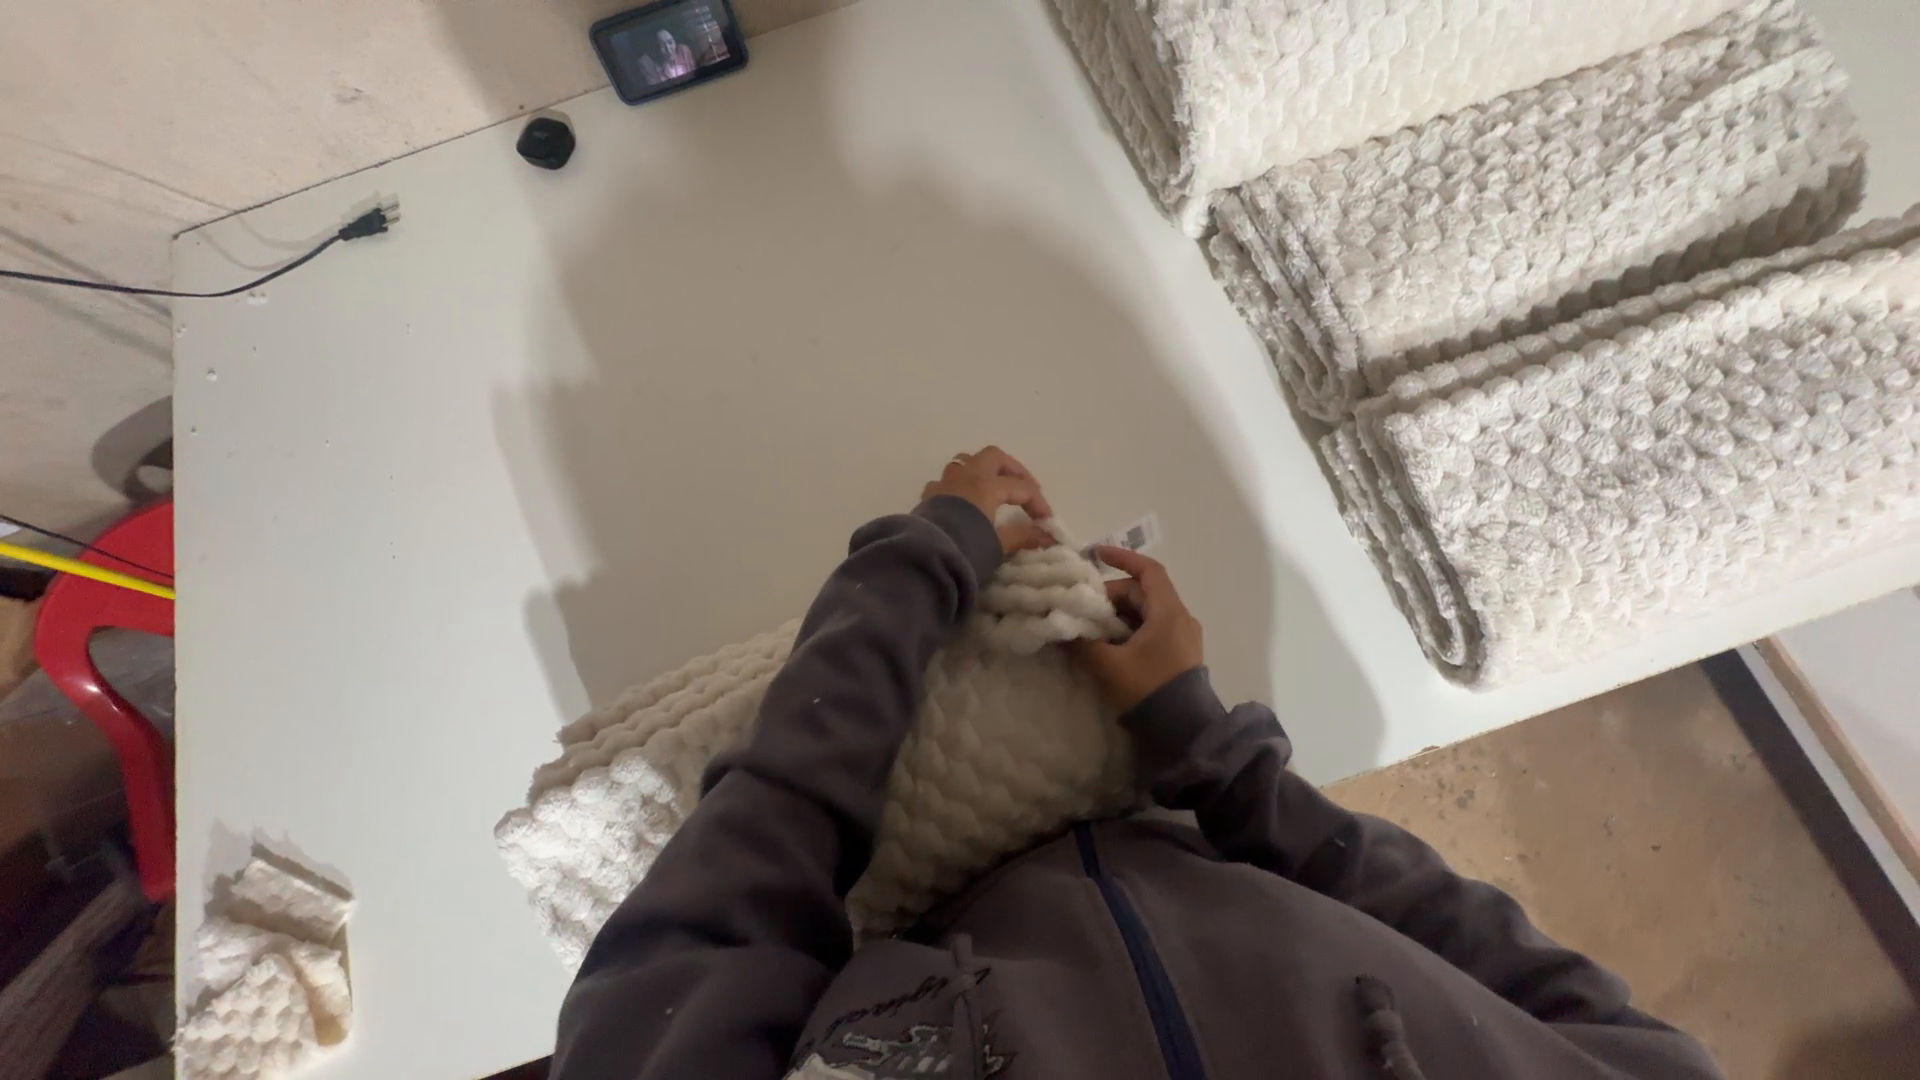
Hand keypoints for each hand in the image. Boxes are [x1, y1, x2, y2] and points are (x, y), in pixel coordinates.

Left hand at [921, 446, 1055, 553]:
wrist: (924, 556)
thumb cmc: (966, 548)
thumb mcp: (998, 545)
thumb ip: (1023, 536)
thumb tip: (1047, 536)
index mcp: (987, 485)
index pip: (1021, 488)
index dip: (1037, 503)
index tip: (1046, 521)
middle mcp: (966, 477)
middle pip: (993, 457)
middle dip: (1012, 469)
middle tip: (1024, 487)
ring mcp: (945, 483)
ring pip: (966, 461)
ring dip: (983, 469)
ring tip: (993, 486)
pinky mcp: (929, 495)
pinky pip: (946, 480)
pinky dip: (958, 485)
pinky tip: (962, 500)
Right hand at [1068, 546, 1203, 711]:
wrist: (1185, 732)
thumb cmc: (1148, 689)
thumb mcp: (1109, 666)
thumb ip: (1082, 643)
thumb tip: (1058, 627)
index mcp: (1168, 612)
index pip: (1148, 571)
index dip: (1122, 558)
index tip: (1096, 554)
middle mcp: (1180, 618)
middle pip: (1142, 592)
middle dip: (1111, 596)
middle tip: (1083, 609)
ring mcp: (1182, 637)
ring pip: (1145, 612)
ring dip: (1118, 615)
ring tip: (1092, 630)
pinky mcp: (1179, 654)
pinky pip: (1152, 629)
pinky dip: (1129, 630)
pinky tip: (1109, 646)